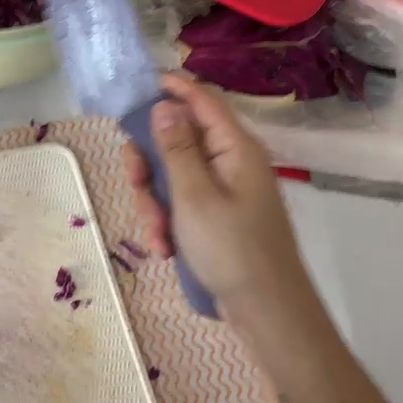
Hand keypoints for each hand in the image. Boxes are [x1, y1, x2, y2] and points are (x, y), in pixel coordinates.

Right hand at [124, 74, 314, 312]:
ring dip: (153, 200)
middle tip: (135, 183)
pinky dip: (167, 219)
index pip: (202, 99)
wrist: (268, 314)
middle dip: (149, 162)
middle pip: (177, 138)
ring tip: (155, 234)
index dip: (171, 88)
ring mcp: (225, 189)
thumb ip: (175, 147)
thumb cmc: (232, 250)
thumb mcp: (193, 195)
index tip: (134, 90)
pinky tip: (164, 247)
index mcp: (235, 148)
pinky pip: (181, 201)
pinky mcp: (218, 214)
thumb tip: (164, 104)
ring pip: (172, 173)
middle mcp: (231, 161)